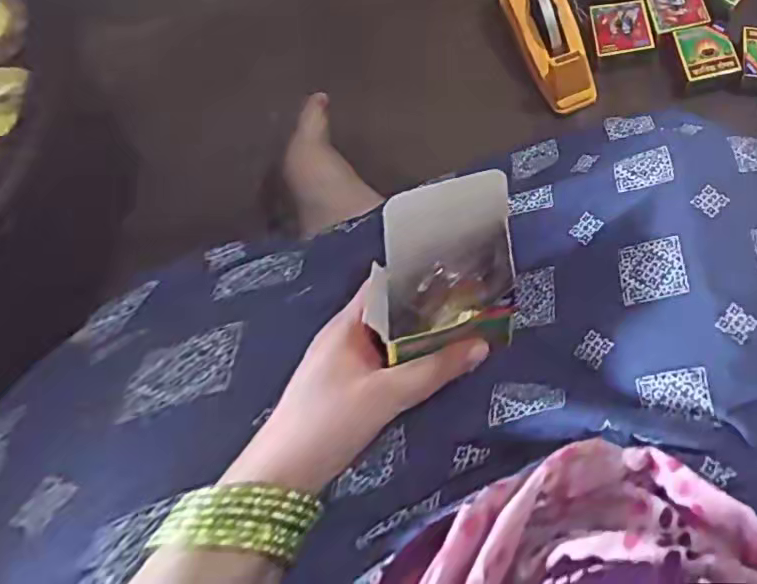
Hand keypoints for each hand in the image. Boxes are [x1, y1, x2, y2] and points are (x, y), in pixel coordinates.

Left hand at [221, 280, 487, 493]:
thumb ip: (435, 369)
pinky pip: (383, 357)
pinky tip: (430, 361)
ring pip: (388, 335)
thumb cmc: (327, 425)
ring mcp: (340, 361)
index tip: (456, 270)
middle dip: (428, 305)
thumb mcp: (387, 396)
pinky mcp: (342, 385)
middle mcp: (343, 335)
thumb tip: (482, 345)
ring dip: (419, 332)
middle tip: (469, 301)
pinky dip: (407, 354)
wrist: (275, 484)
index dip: (419, 273)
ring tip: (460, 326)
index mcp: (346, 324)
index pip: (386, 282)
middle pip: (391, 308)